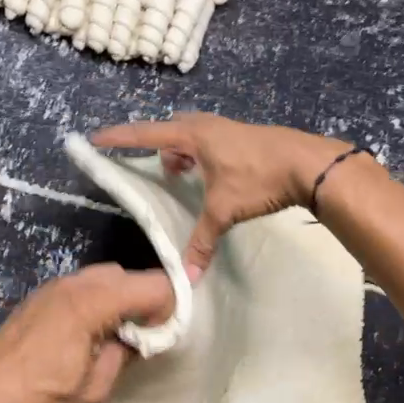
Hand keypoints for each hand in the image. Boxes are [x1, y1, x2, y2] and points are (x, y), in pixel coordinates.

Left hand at [0, 265, 173, 402]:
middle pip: (128, 274)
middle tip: (148, 333)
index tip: (166, 332)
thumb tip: (141, 337)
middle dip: (145, 298)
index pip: (151, 284)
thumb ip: (126, 353)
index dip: (168, 304)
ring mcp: (56, 284)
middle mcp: (75, 283)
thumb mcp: (96, 387)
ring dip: (121, 296)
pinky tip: (93, 327)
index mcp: (91, 303)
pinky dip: (99, 297)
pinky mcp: (44, 292)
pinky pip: (84, 283)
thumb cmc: (42, 395)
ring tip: (121, 331)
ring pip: (105, 275)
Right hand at [93, 113, 365, 276]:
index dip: (118, 137)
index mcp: (193, 135)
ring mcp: (224, 127)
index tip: (94, 137)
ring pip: (188, 133)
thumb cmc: (260, 178)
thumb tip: (186, 277)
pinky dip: (196, 153)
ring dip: (178, 150)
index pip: (145, 134)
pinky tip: (206, 175)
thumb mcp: (225, 210)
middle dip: (152, 145)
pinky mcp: (239, 136)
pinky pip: (204, 139)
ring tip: (179, 174)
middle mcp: (204, 125)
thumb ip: (202, 240)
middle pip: (166, 129)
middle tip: (145, 166)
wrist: (309, 164)